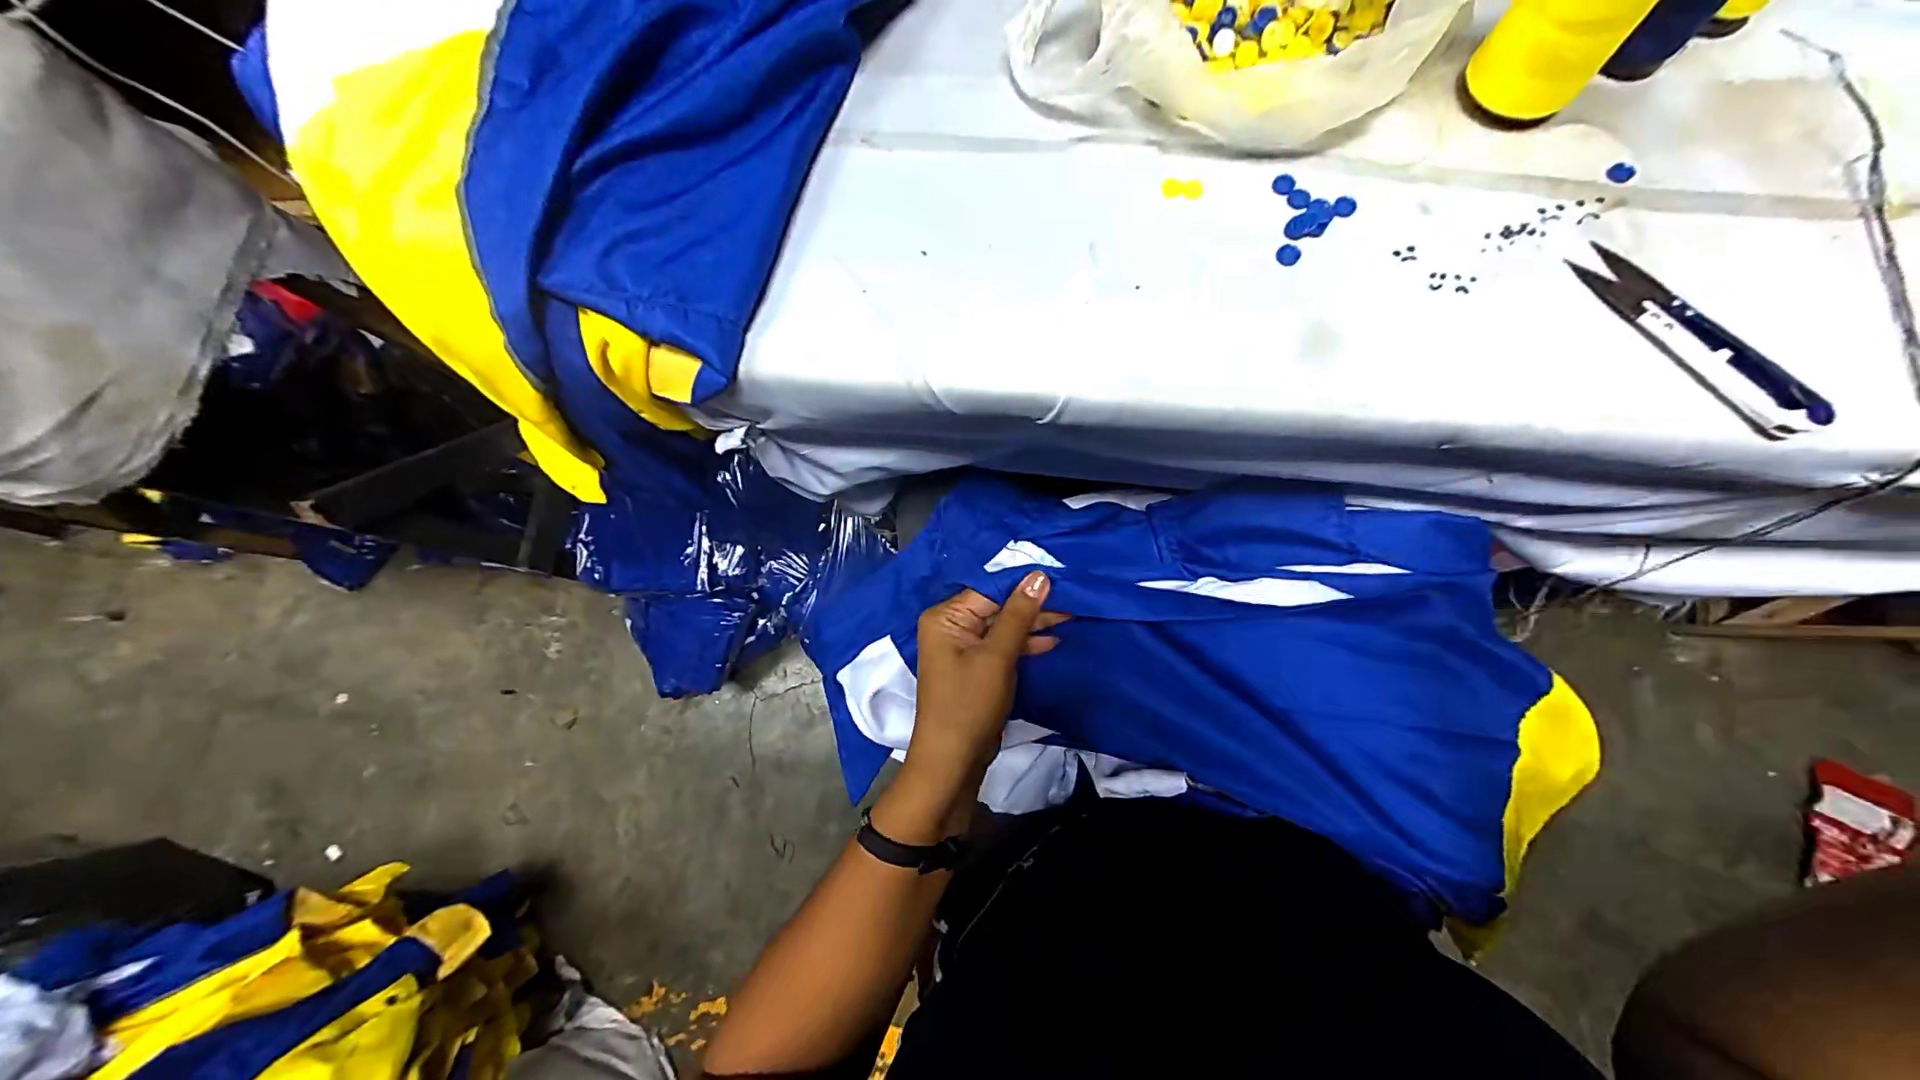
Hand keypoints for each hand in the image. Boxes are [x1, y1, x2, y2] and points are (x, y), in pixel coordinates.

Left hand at [908, 572, 1066, 781]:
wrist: (954, 760)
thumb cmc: (970, 703)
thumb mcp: (997, 656)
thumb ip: (1019, 614)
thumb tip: (1039, 576)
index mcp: (945, 617)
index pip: (988, 589)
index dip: (1023, 583)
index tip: (1058, 575)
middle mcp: (950, 627)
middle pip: (996, 606)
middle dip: (1031, 604)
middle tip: (1071, 596)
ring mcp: (962, 648)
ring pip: (1003, 626)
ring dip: (1032, 623)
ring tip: (1069, 614)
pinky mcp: (976, 667)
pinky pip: (1002, 645)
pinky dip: (1024, 643)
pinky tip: (1052, 639)